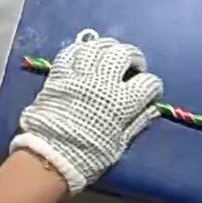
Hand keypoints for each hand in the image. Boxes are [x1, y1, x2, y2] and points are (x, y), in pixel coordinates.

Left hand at [11, 29, 163, 192]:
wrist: (48, 156)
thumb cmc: (87, 155)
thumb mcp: (118, 144)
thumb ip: (136, 123)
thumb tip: (152, 109)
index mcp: (122, 102)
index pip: (148, 82)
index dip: (151, 86)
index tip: (148, 92)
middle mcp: (102, 82)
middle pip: (123, 54)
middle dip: (133, 57)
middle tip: (131, 67)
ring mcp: (78, 76)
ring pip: (97, 46)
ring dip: (108, 48)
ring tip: (110, 57)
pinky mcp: (58, 74)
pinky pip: (71, 52)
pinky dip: (81, 50)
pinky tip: (85, 55)